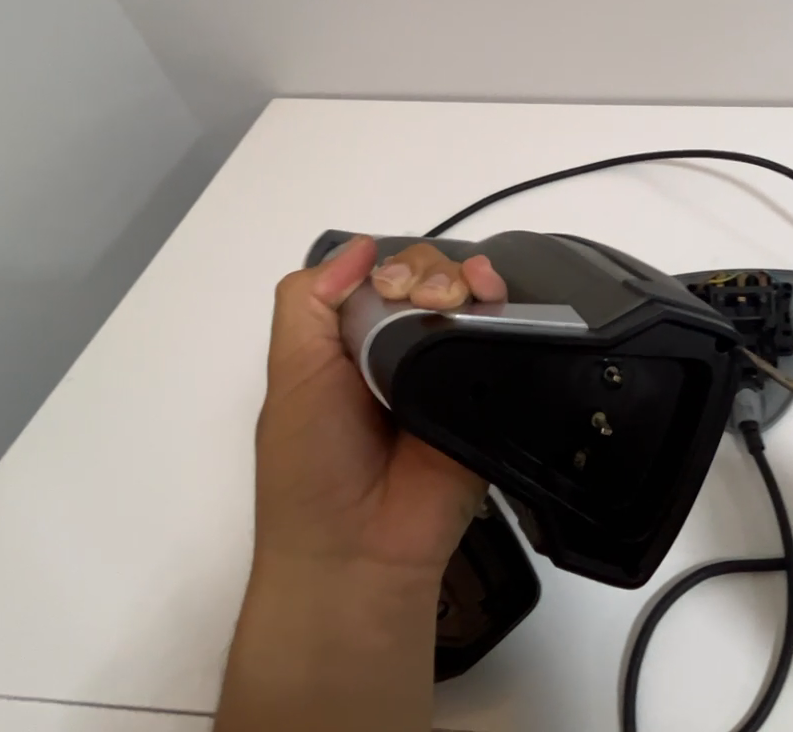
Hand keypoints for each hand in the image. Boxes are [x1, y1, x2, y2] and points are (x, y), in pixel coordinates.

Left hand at [252, 236, 504, 569]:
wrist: (361, 547)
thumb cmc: (312, 463)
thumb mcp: (290, 376)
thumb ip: (309, 305)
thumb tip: (360, 246)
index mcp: (356, 340)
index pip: (383, 275)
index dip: (392, 264)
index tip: (392, 285)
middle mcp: (406, 346)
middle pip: (429, 277)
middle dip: (429, 270)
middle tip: (423, 299)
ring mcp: (452, 365)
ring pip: (468, 297)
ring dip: (464, 279)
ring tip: (459, 297)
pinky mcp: (489, 388)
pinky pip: (502, 335)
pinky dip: (501, 303)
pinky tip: (493, 292)